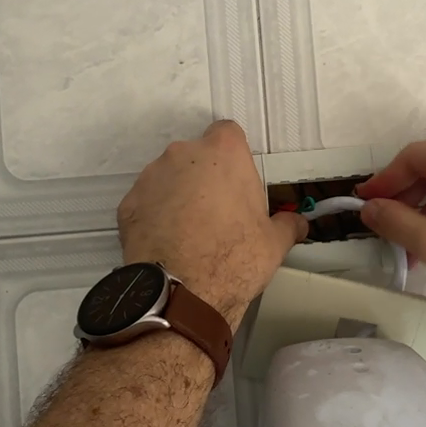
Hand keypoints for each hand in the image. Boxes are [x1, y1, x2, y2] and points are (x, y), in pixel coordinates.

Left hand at [118, 121, 307, 329]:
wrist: (182, 292)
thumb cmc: (235, 257)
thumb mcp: (274, 243)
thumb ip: (287, 225)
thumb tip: (298, 224)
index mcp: (223, 152)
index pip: (228, 133)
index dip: (233, 157)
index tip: (237, 182)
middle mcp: (183, 154)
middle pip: (196, 156)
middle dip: (205, 177)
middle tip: (217, 213)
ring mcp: (150, 177)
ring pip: (169, 178)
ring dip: (178, 195)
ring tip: (189, 232)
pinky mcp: (127, 203)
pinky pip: (147, 203)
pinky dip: (155, 216)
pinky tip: (167, 243)